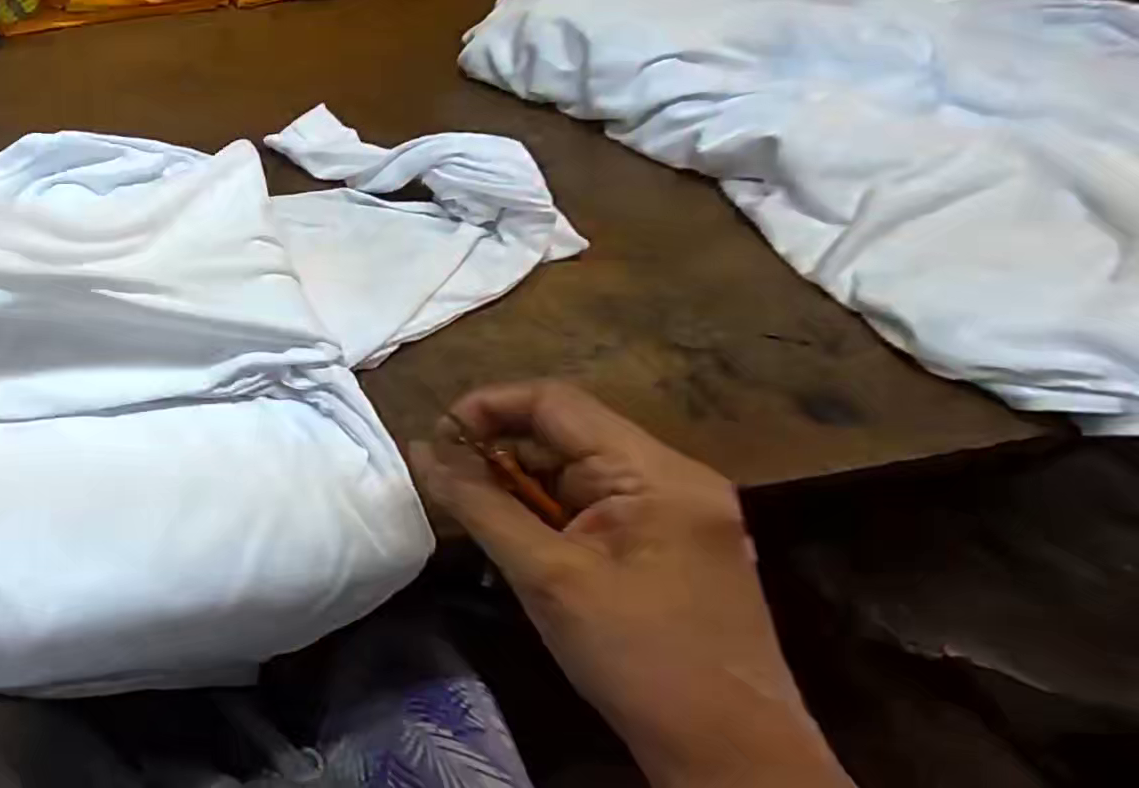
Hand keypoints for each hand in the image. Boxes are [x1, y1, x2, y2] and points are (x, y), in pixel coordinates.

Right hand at [407, 381, 853, 787]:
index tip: (439, 436)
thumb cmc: (639, 662)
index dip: (488, 406)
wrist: (734, 765)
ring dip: (517, 482)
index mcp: (655, 473)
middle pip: (562, 431)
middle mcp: (668, 475)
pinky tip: (516, 536)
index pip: (555, 402)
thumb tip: (419, 449)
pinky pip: (586, 498)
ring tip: (474, 510)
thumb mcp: (545, 576)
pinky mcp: (662, 536)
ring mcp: (670, 506)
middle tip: (448, 480)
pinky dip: (542, 509)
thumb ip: (478, 504)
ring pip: (570, 465)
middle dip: (498, 450)